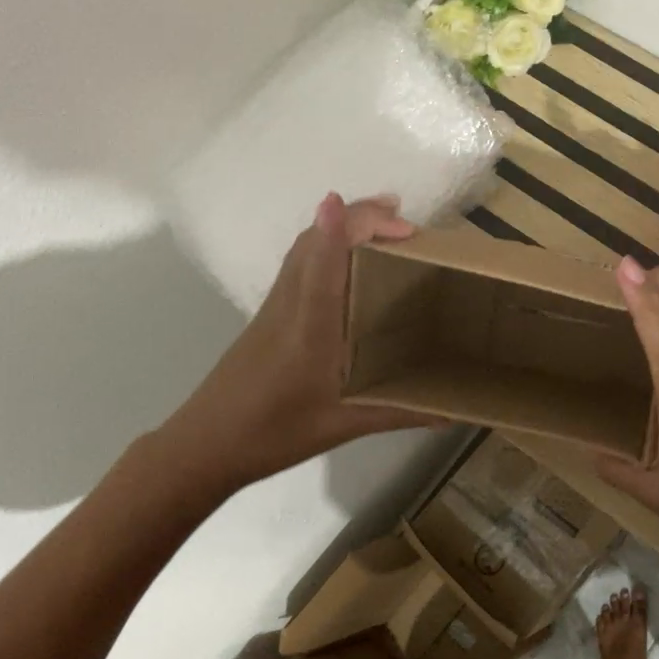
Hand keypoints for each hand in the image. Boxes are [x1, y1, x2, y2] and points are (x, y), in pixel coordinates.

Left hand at [144, 193, 435, 496]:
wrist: (203, 446)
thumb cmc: (273, 434)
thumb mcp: (344, 426)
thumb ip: (400, 414)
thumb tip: (454, 413)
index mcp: (310, 327)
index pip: (325, 261)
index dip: (350, 225)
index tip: (391, 212)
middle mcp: (290, 305)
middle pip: (315, 240)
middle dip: (360, 217)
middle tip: (406, 219)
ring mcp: (275, 307)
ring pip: (305, 247)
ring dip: (343, 227)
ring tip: (385, 227)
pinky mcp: (269, 315)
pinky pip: (301, 264)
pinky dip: (329, 246)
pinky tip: (351, 265)